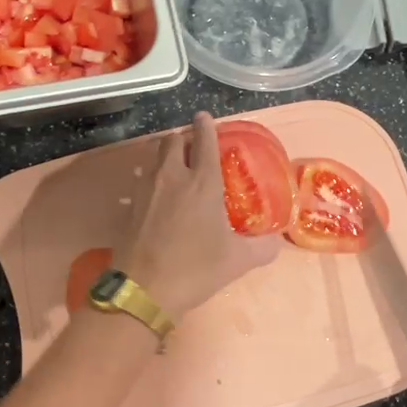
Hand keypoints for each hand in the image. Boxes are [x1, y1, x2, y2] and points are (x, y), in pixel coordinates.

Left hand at [118, 112, 279, 319]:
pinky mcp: (129, 205)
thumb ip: (261, 248)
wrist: (144, 289)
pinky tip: (157, 194)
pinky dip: (151, 178)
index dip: (206, 125)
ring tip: (176, 166)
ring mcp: (146, 189)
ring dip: (165, 155)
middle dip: (184, 137)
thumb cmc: (195, 269)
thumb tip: (277, 243)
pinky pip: (141, 179)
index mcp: (203, 181)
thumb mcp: (237, 261)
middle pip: (173, 140)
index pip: (205, 139)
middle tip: (193, 145)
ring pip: (154, 156)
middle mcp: (172, 176)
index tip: (205, 118)